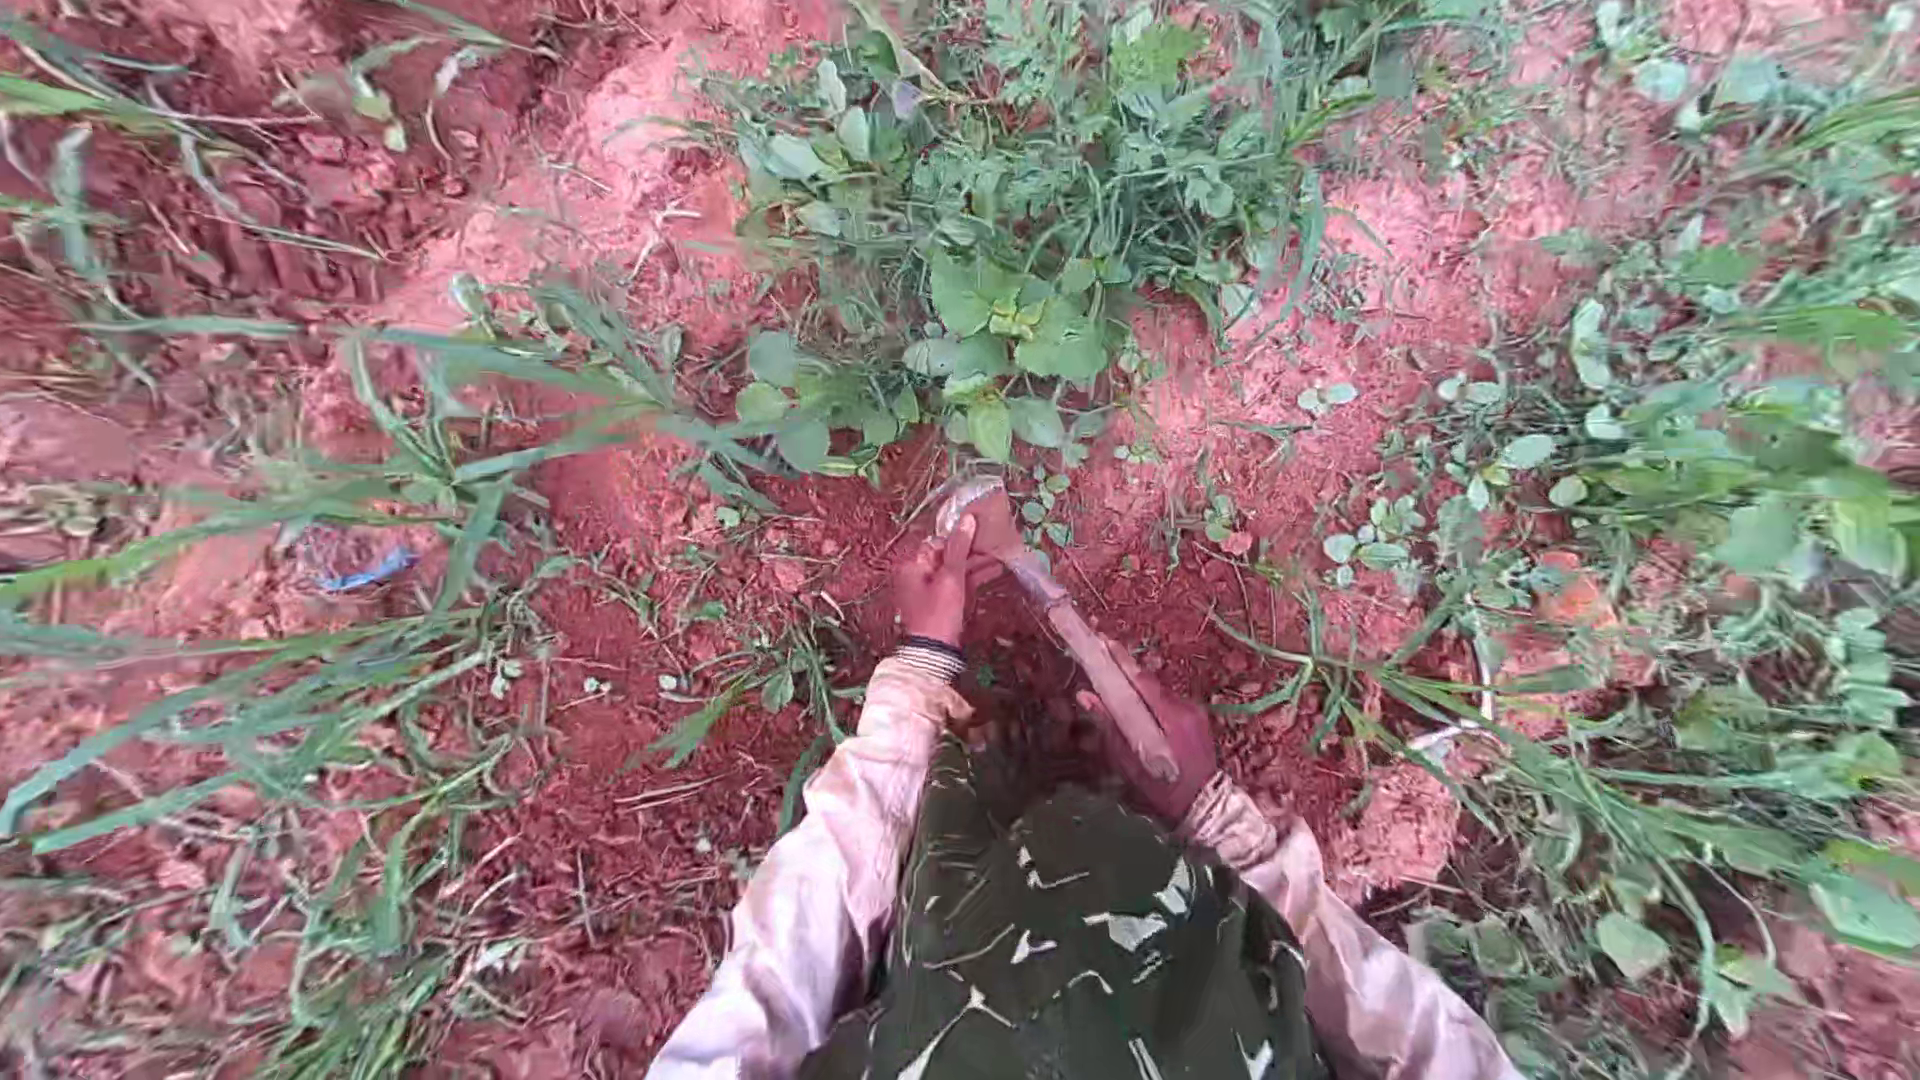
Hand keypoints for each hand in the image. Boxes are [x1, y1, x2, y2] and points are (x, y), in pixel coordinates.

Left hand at [894, 515, 1003, 646]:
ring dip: (976, 564)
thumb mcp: (950, 577)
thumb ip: (959, 547)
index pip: (937, 542)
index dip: (960, 537)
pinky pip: (958, 583)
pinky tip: (994, 571)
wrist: (935, 652)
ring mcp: (929, 589)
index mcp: (912, 565)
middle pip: (947, 555)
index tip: (981, 531)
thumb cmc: (938, 612)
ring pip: (955, 570)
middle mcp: (917, 574)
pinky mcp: (941, 602)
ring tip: (1001, 556)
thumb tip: (967, 518)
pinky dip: (973, 578)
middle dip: (972, 551)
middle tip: (995, 542)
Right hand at [1076, 637, 1217, 823]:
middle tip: (1103, 656)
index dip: (1121, 660)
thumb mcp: (1129, 761)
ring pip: (1158, 691)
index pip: (1142, 679)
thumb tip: (1085, 695)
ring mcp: (1194, 712)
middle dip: (1126, 670)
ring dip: (1137, 687)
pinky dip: (1149, 699)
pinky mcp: (1196, 719)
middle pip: (1149, 682)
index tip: (1104, 642)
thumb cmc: (1163, 789)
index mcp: (1171, 716)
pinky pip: (1167, 702)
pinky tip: (1137, 706)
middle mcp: (1185, 707)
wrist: (1207, 809)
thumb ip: (1109, 726)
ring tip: (1116, 681)